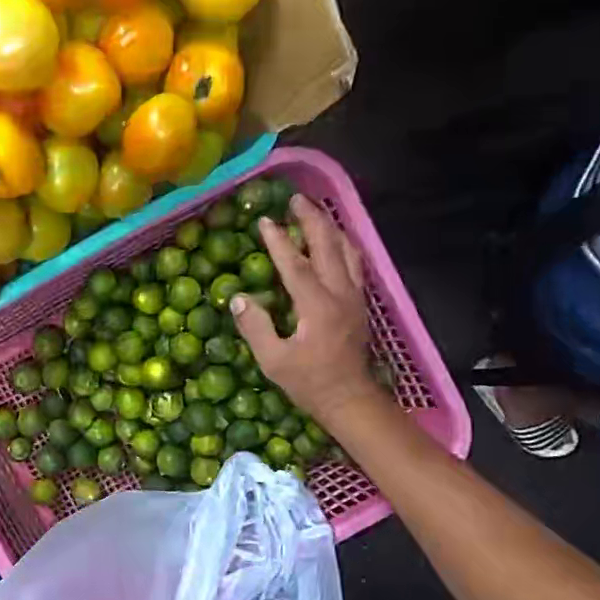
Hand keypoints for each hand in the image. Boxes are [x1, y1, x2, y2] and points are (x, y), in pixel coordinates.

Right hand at [230, 195, 386, 424]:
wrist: (349, 399)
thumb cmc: (309, 382)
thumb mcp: (274, 361)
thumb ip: (256, 328)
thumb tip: (238, 299)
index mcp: (317, 306)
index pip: (296, 265)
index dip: (279, 242)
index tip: (264, 221)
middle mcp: (340, 294)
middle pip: (328, 245)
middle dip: (312, 220)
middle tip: (295, 200)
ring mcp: (355, 297)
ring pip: (347, 250)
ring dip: (330, 228)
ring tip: (315, 213)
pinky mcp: (360, 303)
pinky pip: (355, 263)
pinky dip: (344, 244)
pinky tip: (336, 241)